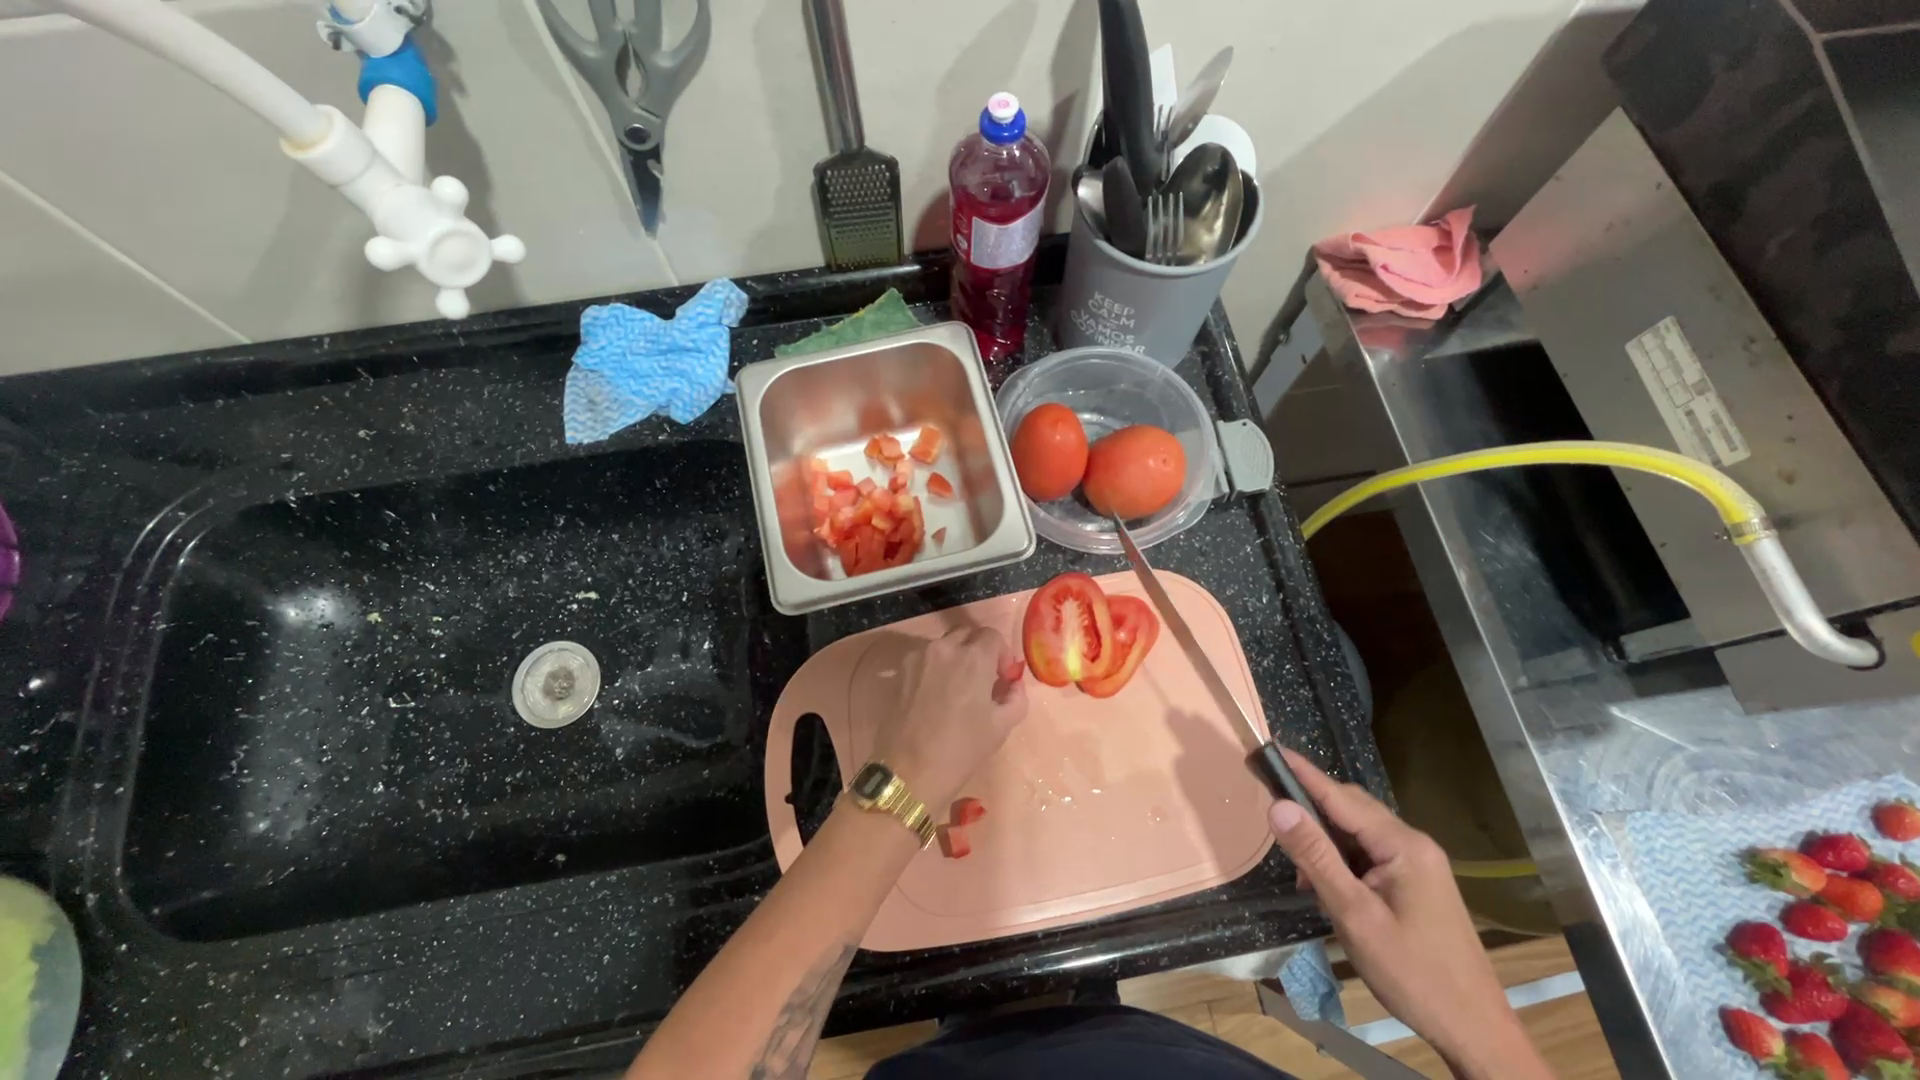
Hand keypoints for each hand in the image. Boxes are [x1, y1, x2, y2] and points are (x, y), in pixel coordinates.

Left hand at [870, 627, 1028, 807]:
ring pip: (943, 645)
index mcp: (973, 658)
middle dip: (978, 650)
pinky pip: (924, 659)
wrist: (911, 770)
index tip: (1001, 677)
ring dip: (955, 658)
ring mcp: (918, 657)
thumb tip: (1013, 682)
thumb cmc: (962, 749)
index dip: (1001, 654)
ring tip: (957, 690)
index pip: (992, 636)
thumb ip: (1016, 696)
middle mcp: (945, 648)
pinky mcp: (900, 671)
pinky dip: (935, 668)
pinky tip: (935, 697)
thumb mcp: (1002, 726)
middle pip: (966, 634)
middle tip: (982, 680)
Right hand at [1266, 749, 1549, 1079]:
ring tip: (1300, 875)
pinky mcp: (1416, 885)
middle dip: (1310, 810)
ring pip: (1358, 834)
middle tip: (1270, 813)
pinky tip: (1326, 889)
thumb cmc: (1412, 973)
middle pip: (1351, 809)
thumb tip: (1278, 806)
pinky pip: (1369, 856)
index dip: (1302, 773)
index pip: (1340, 796)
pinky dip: (1342, 864)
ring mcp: (1418, 865)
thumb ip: (1316, 857)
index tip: (1269, 750)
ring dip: (1325, 844)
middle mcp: (1413, 844)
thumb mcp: (1354, 915)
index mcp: (1403, 845)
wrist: (1473, 1028)